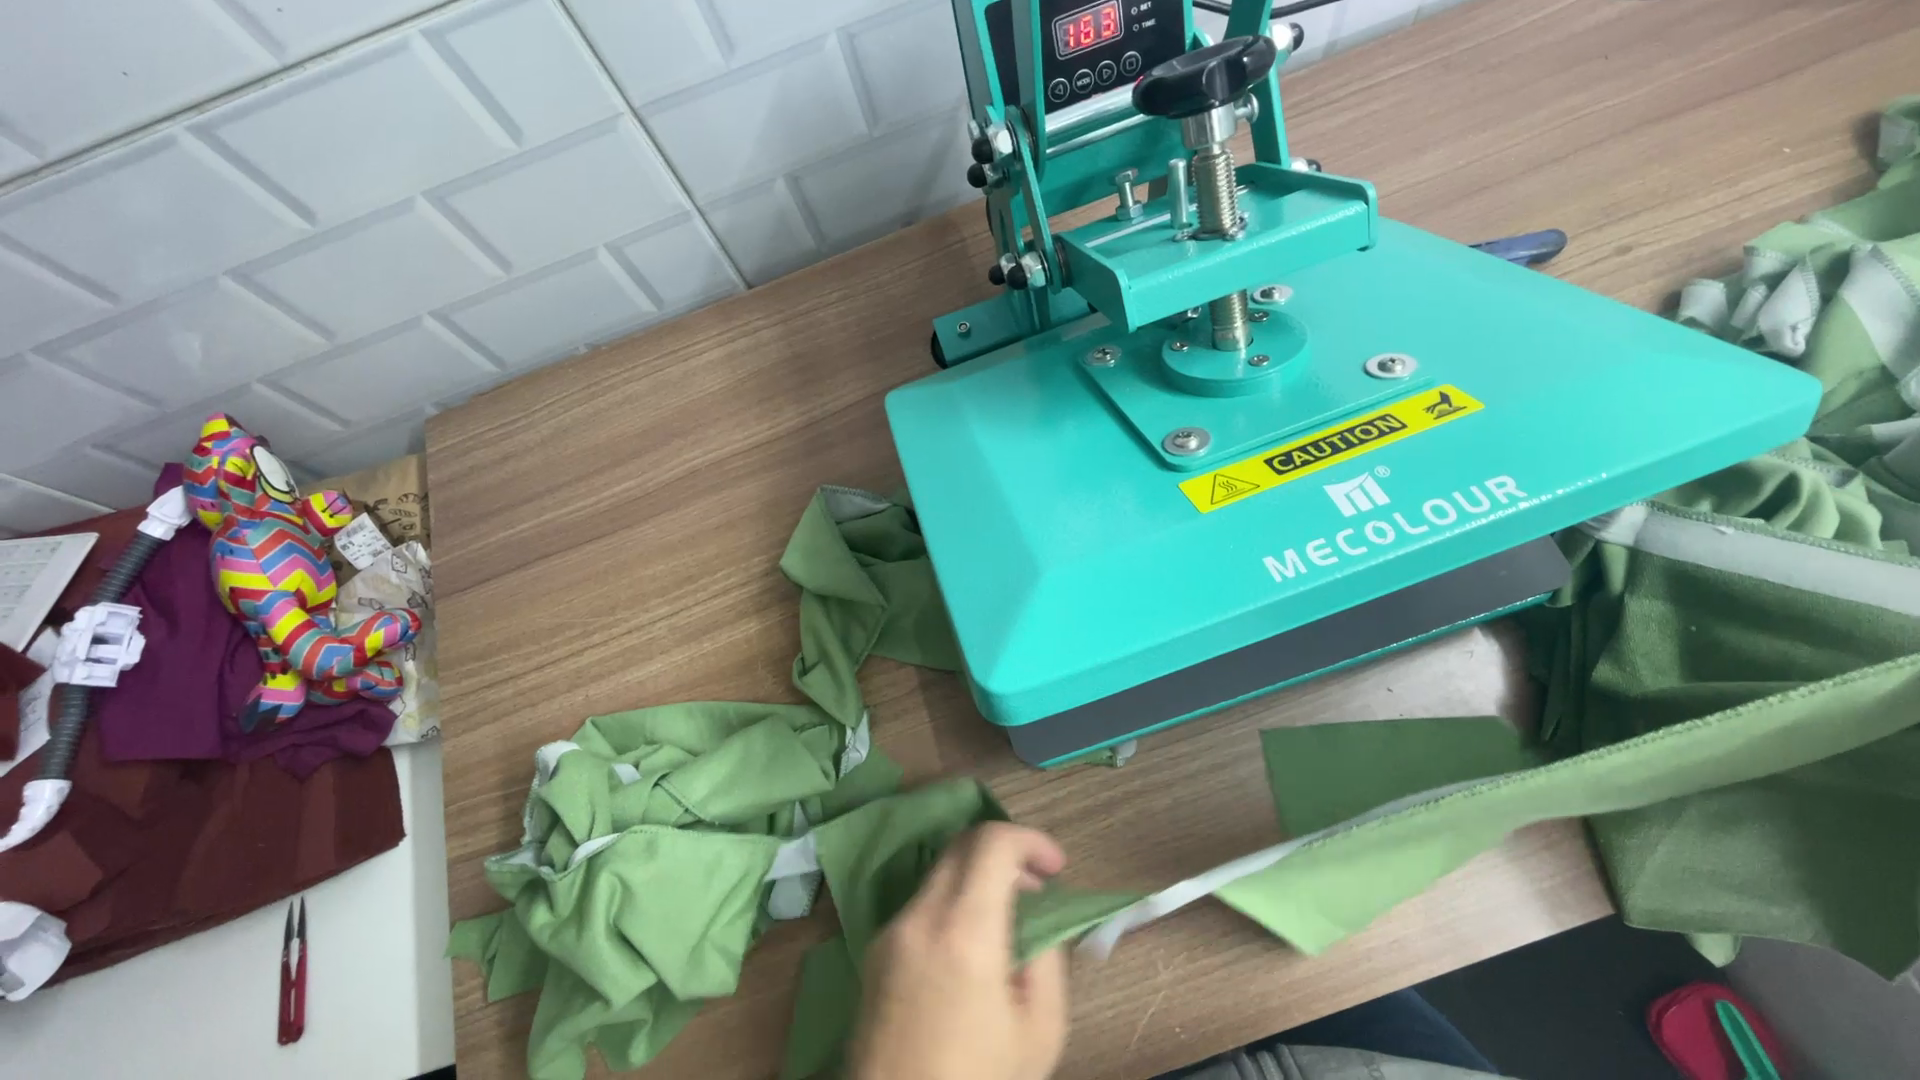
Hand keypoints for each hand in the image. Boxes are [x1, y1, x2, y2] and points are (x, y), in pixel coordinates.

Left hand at [849, 823, 1070, 1079]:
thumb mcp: (1039, 1031)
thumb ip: (1046, 958)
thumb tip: (1038, 920)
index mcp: (964, 932)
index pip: (992, 843)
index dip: (1031, 840)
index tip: (1057, 868)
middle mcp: (919, 917)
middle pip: (962, 846)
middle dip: (1007, 853)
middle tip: (1038, 888)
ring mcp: (890, 932)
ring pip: (939, 872)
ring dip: (979, 877)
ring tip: (1009, 922)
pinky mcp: (874, 951)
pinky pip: (921, 903)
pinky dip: (953, 902)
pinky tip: (972, 947)